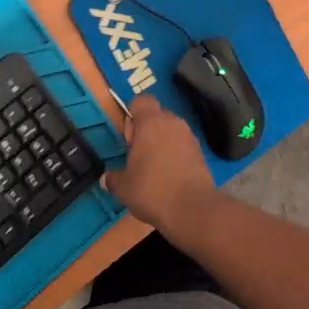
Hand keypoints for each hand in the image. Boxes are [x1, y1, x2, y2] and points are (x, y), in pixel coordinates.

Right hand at [102, 92, 219, 231]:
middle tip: (138, 152)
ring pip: (172, 129)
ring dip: (163, 140)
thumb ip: (114, 178)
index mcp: (151, 122)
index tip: (128, 134)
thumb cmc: (152, 190)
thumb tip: (107, 178)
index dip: (133, 112)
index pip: (141, 100)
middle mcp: (172, 122)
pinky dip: (176, 152)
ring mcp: (189, 136)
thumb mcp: (124, 187)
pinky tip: (170, 173)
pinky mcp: (201, 151)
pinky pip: (183, 143)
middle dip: (147, 128)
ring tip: (154, 165)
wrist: (192, 207)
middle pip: (158, 114)